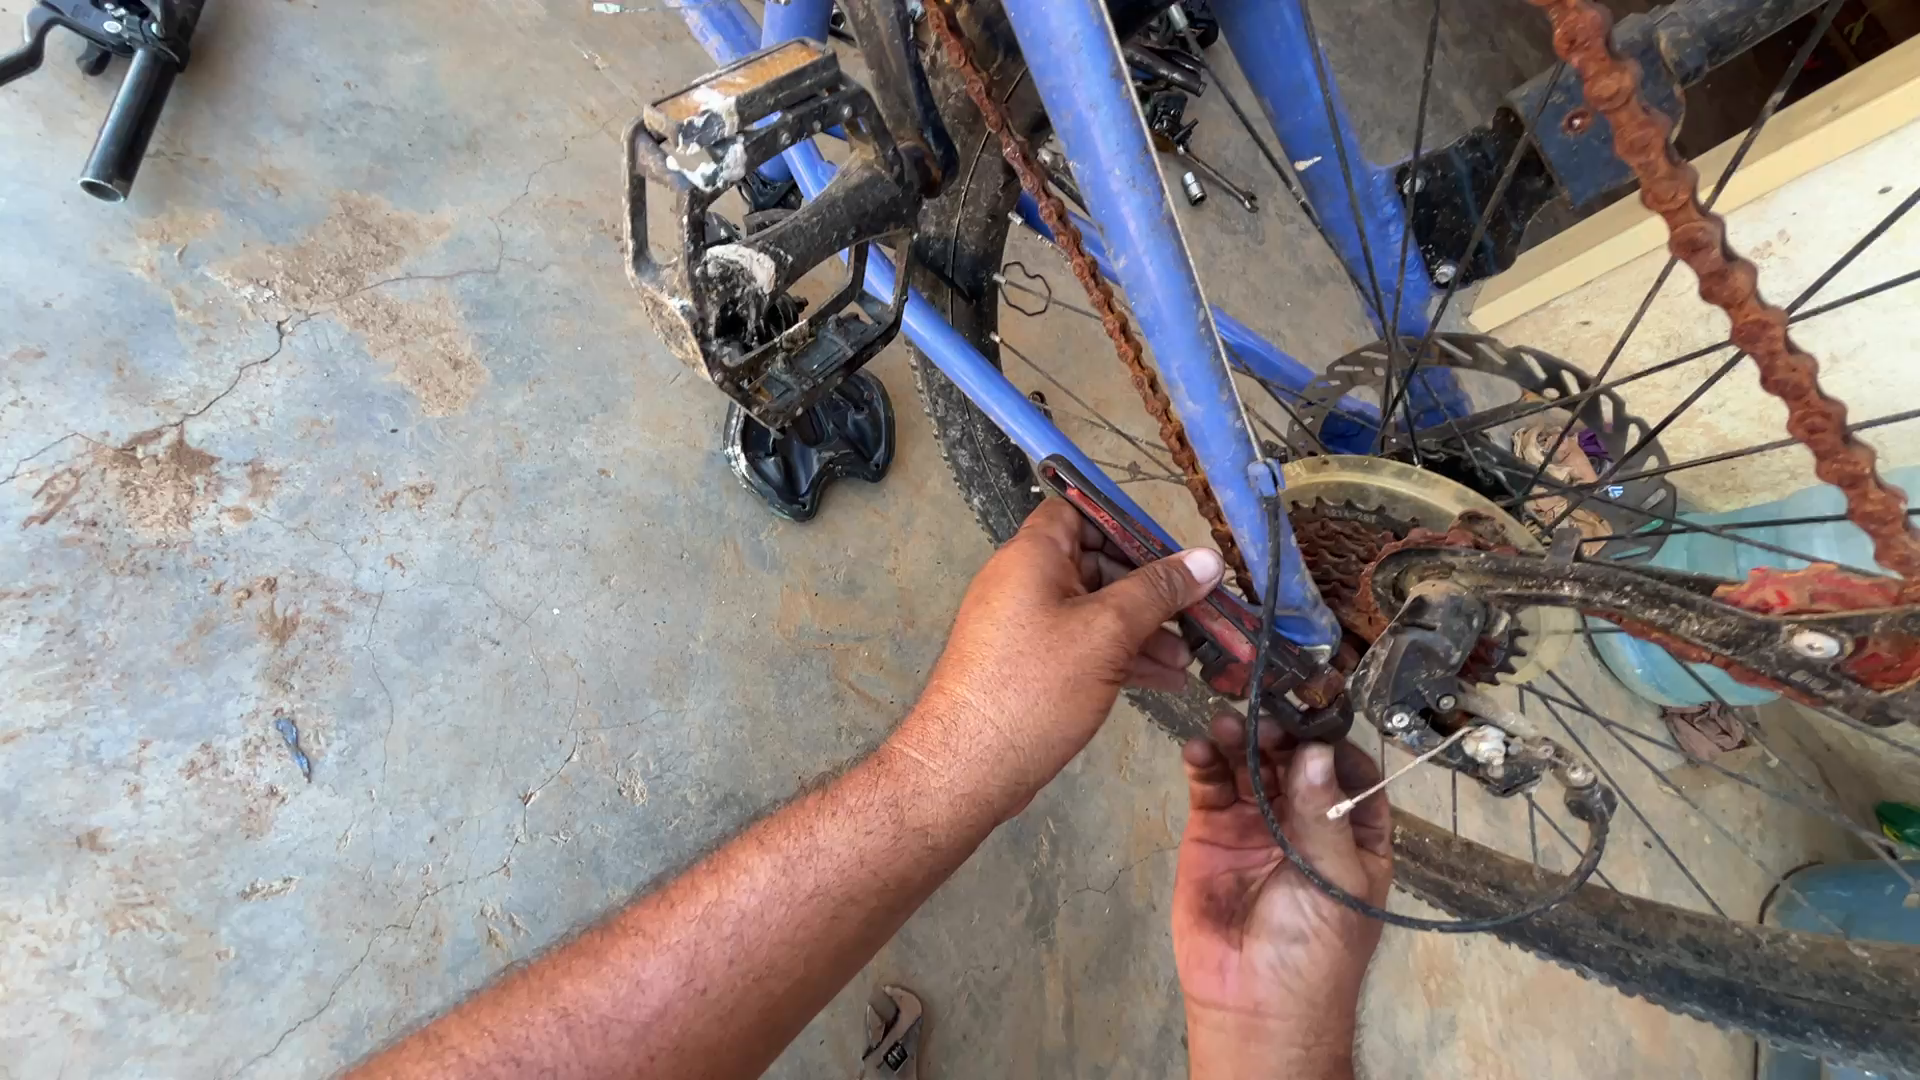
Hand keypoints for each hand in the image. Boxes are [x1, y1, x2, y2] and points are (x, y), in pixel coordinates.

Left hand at [897, 497, 1224, 812]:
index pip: (1079, 512)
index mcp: (1033, 554)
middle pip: (1096, 565)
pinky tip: (1165, 681)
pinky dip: (1120, 656)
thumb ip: (1158, 591)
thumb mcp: (1107, 631)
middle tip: (1197, 613)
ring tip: (1189, 659)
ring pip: (1094, 611)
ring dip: (1143, 630)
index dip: (1125, 525)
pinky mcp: (1030, 663)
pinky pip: (1082, 644)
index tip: (1172, 552)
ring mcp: (1026, 624)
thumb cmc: (1036, 684)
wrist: (969, 765)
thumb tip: (1206, 558)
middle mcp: (1025, 580)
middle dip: (1149, 590)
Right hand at [1173, 713, 1391, 1078]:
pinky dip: (1203, 761)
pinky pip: (1209, 784)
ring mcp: (1253, 819)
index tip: (1313, 710)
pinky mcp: (1210, 827)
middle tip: (1263, 716)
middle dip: (1279, 734)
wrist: (1250, 1001)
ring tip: (1226, 725)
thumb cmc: (1313, 947)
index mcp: (1350, 832)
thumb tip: (1316, 750)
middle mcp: (1302, 817)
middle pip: (1291, 759)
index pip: (1348, 771)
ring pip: (1248, 763)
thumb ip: (1322, 813)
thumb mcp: (1334, 881)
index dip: (1331, 741)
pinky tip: (1199, 749)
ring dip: (1238, 740)